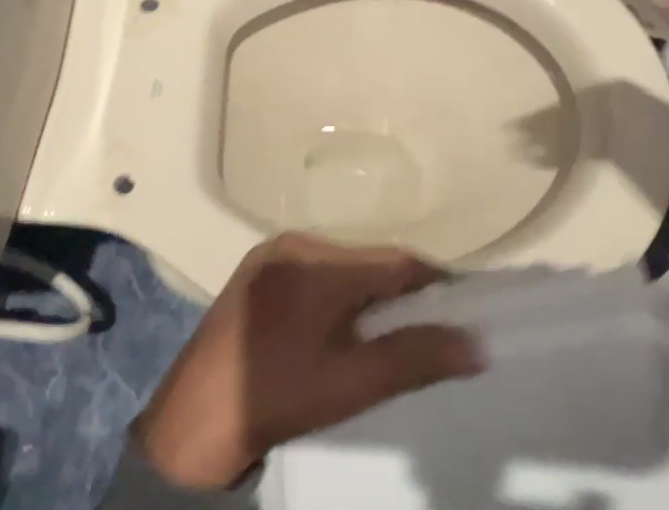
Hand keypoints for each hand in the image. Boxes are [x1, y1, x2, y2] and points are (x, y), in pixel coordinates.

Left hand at [131, 233, 485, 489]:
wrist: (193, 423)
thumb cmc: (277, 396)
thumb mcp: (352, 383)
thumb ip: (415, 358)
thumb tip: (475, 344)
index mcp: (315, 259)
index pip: (394, 261)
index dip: (435, 284)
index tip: (464, 310)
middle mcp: (291, 244)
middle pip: (368, 262)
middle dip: (402, 294)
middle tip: (430, 330)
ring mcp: (267, 259)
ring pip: (341, 270)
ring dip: (370, 298)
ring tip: (392, 336)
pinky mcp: (254, 279)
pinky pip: (313, 278)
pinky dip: (338, 300)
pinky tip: (344, 332)